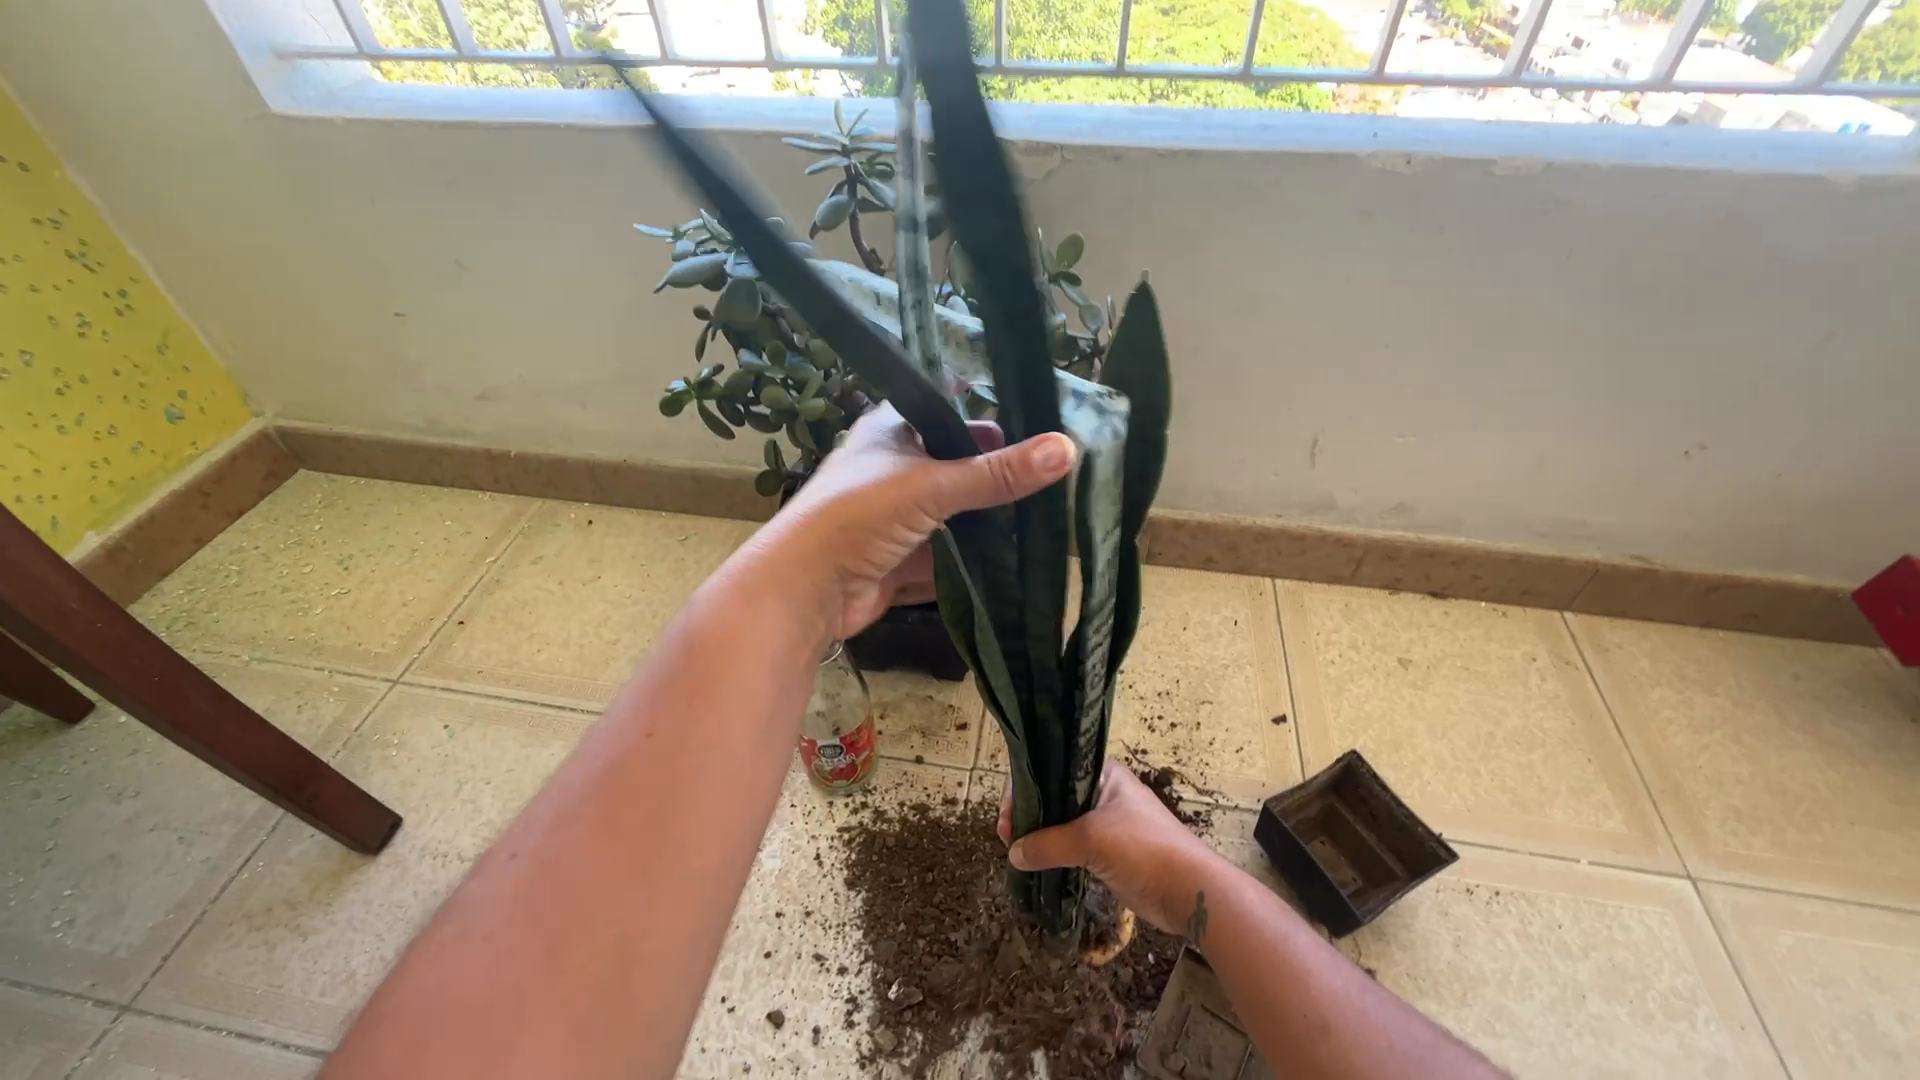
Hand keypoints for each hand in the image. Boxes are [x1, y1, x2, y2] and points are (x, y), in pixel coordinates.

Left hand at [753, 404, 1075, 641]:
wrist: (803, 591)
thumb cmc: (858, 514)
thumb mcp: (932, 484)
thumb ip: (997, 473)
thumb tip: (1067, 449)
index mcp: (888, 432)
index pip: (941, 407)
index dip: (980, 406)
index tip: (1031, 414)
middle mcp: (890, 469)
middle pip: (951, 463)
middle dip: (991, 471)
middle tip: (1048, 472)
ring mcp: (892, 519)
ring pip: (949, 514)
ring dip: (984, 520)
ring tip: (1042, 516)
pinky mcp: (896, 561)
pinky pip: (943, 558)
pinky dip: (970, 562)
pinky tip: (1012, 562)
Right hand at [996, 761, 1219, 935]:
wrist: (1190, 892)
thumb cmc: (1144, 850)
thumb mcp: (1091, 840)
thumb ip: (1048, 844)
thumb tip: (1014, 854)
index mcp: (1103, 774)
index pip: (1051, 769)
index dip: (1023, 791)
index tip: (1005, 820)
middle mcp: (1103, 792)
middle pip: (1053, 796)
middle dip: (1028, 815)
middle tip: (1007, 839)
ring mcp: (1107, 822)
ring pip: (1061, 823)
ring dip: (1039, 836)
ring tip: (1017, 853)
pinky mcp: (1109, 851)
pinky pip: (1072, 846)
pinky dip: (1054, 853)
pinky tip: (1037, 865)